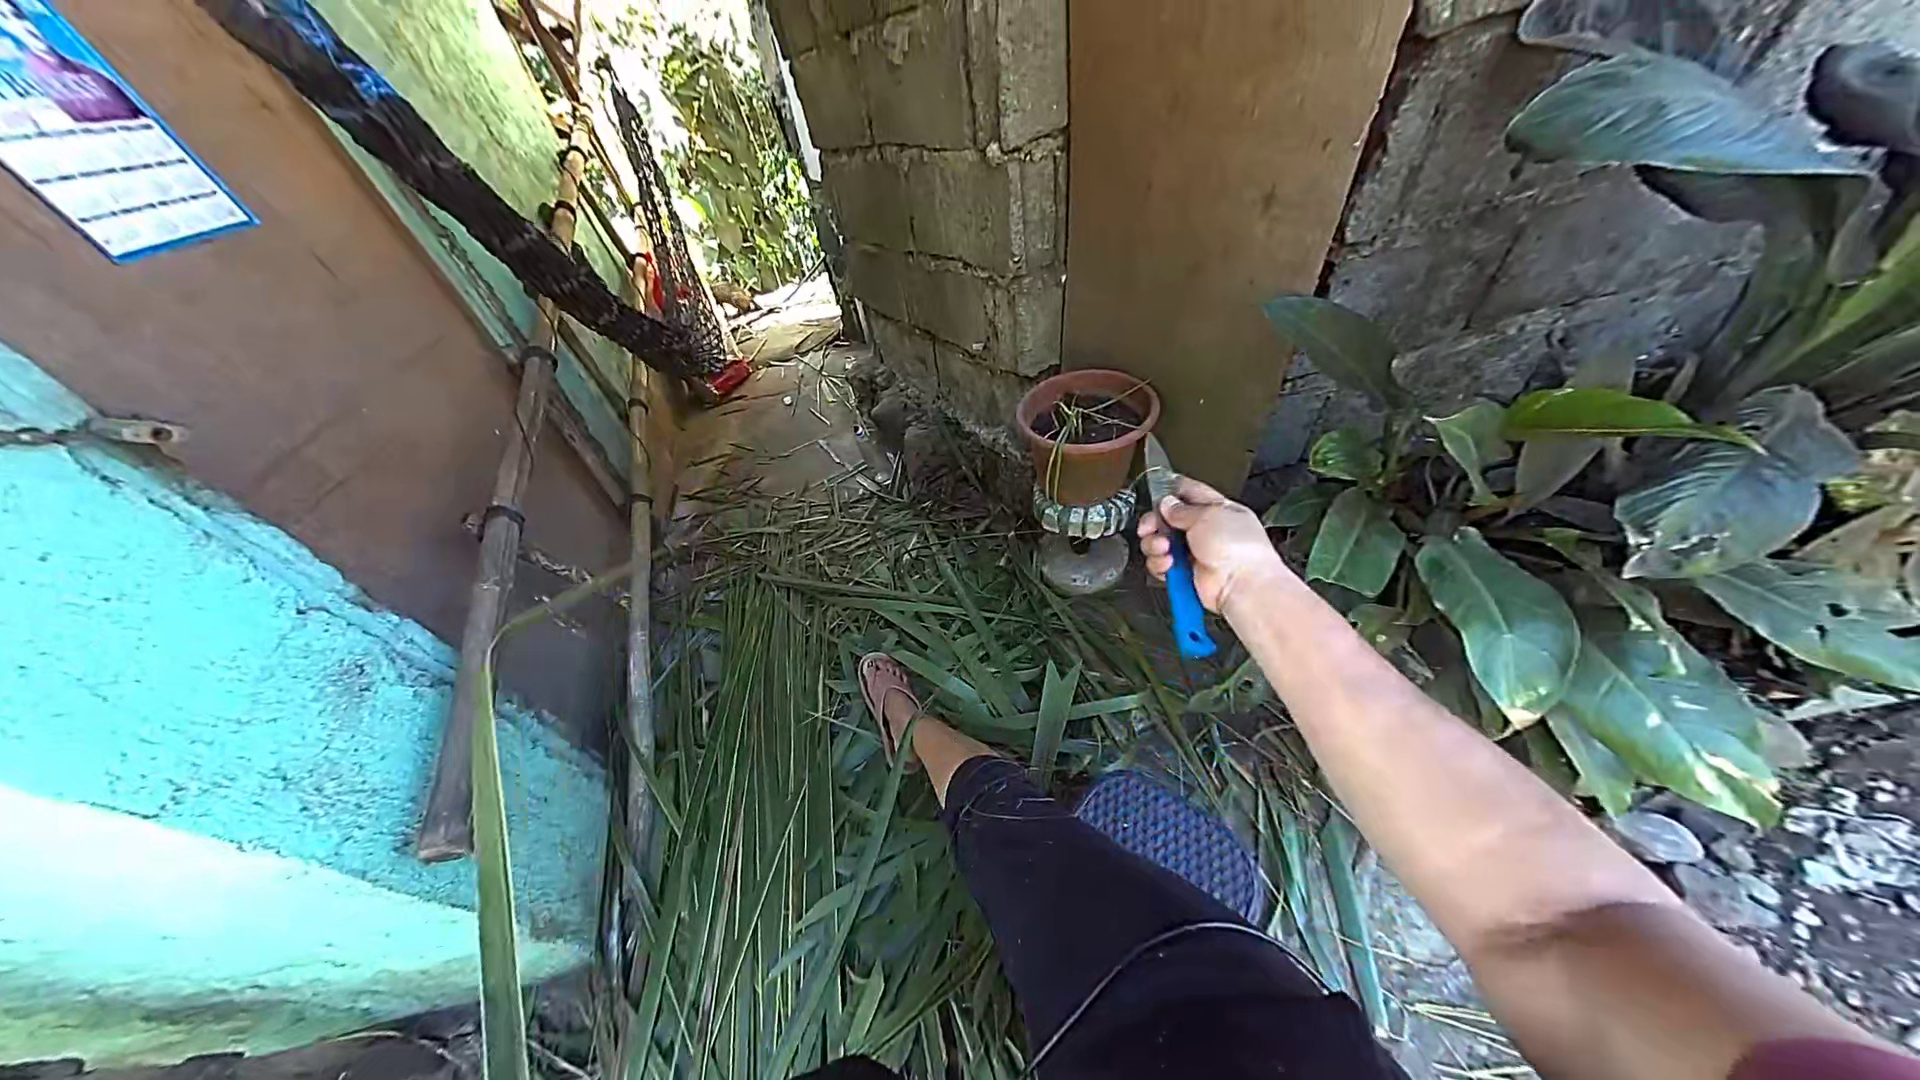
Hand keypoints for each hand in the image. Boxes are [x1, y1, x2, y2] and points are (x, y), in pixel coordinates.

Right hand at [1137, 476, 1292, 616]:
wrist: (1241, 586)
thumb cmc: (1240, 550)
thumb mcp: (1208, 514)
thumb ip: (1182, 508)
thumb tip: (1166, 504)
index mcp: (1217, 510)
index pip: (1188, 494)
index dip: (1169, 494)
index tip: (1156, 499)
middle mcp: (1205, 531)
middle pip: (1167, 520)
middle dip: (1155, 522)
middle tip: (1151, 526)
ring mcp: (1194, 553)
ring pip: (1160, 542)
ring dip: (1155, 544)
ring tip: (1164, 547)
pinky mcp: (1184, 573)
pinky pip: (1160, 564)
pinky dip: (1159, 564)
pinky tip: (1169, 563)